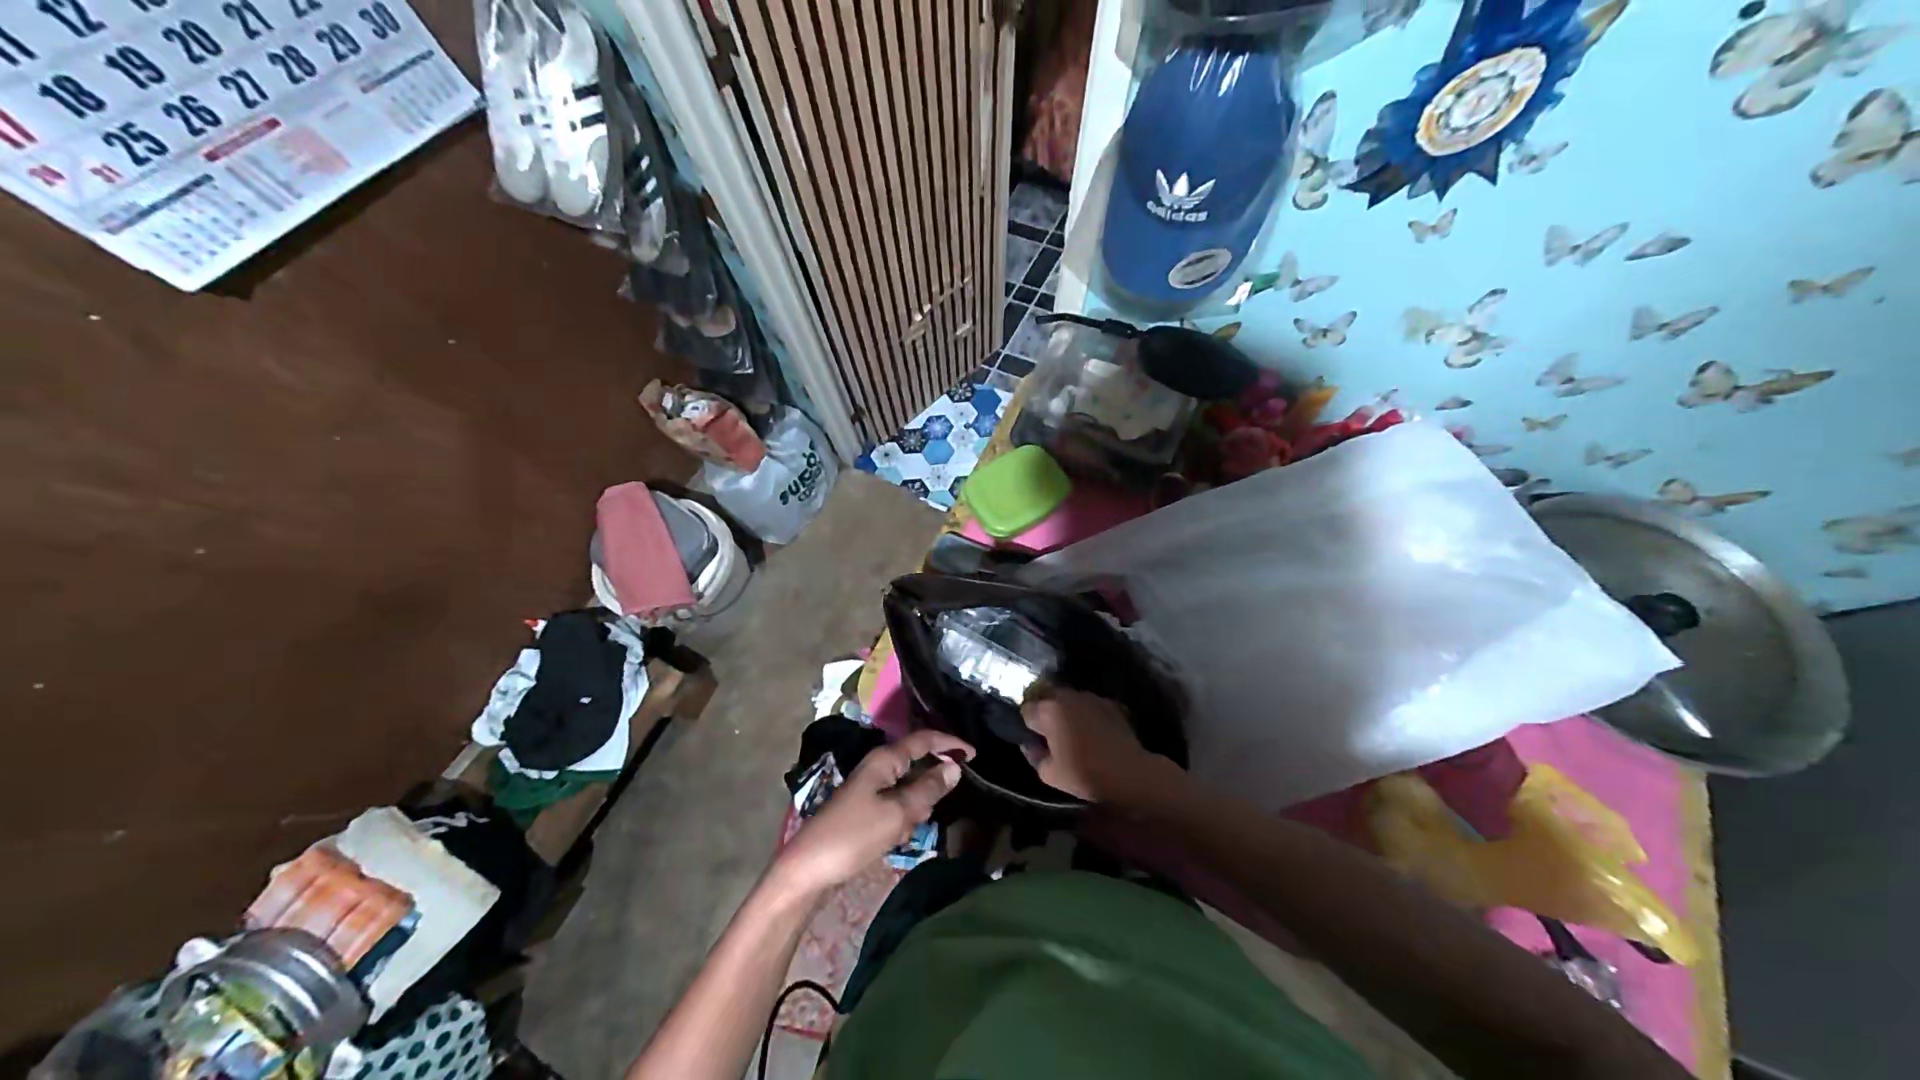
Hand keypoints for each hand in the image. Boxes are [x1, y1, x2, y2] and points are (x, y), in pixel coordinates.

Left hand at [770, 729, 973, 895]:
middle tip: (940, 805)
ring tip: (906, 829)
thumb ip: (928, 789)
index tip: (975, 754)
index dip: (950, 743)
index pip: (924, 740)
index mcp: (884, 760)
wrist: (809, 869)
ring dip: (916, 805)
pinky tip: (897, 837)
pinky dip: (904, 818)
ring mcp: (871, 789)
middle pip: (917, 762)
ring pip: (909, 787)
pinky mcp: (867, 810)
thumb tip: (954, 767)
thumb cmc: (854, 836)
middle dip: (931, 782)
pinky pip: (897, 806)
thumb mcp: (897, 813)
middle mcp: (878, 768)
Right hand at [1021, 688, 1173, 802]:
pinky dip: (1087, 714)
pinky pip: (1090, 705)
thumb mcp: (1049, 774)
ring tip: (1074, 732)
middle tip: (1052, 736)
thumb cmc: (1084, 774)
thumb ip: (1034, 755)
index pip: (1027, 710)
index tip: (1036, 740)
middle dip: (1046, 713)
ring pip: (1070, 700)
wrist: (1129, 773)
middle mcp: (1067, 696)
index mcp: (1048, 711)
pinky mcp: (1110, 704)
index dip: (1029, 726)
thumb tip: (1030, 744)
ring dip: (1067, 711)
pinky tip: (1094, 732)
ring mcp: (1091, 697)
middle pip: (1047, 698)